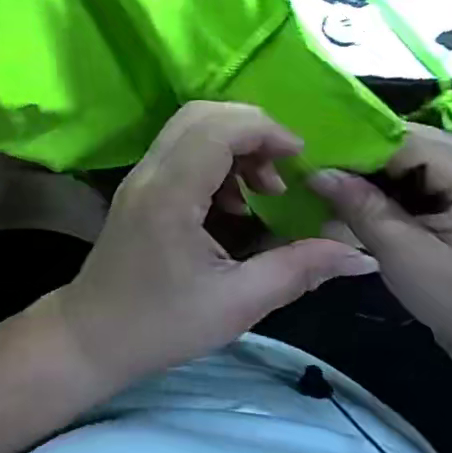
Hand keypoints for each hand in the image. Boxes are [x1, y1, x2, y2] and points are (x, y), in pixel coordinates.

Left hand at [47, 102, 379, 384]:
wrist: (90, 337)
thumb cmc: (160, 325)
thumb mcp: (237, 303)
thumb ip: (298, 269)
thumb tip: (360, 254)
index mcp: (169, 195)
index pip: (217, 129)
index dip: (265, 131)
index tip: (300, 161)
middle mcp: (148, 174)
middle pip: (200, 115)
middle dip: (251, 130)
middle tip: (283, 171)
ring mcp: (137, 180)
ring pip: (187, 130)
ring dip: (232, 145)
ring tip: (261, 193)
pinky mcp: (136, 192)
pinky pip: (177, 152)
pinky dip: (212, 160)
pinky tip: (231, 205)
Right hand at [307, 124, 451, 368]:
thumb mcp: (405, 257)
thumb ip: (361, 208)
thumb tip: (317, 172)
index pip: (400, 139)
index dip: (351, 149)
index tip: (308, 164)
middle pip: (405, 143)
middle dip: (358, 160)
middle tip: (313, 177)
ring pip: (408, 159)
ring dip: (370, 175)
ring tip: (329, 189)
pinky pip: (419, 177)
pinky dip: (387, 188)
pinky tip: (359, 204)